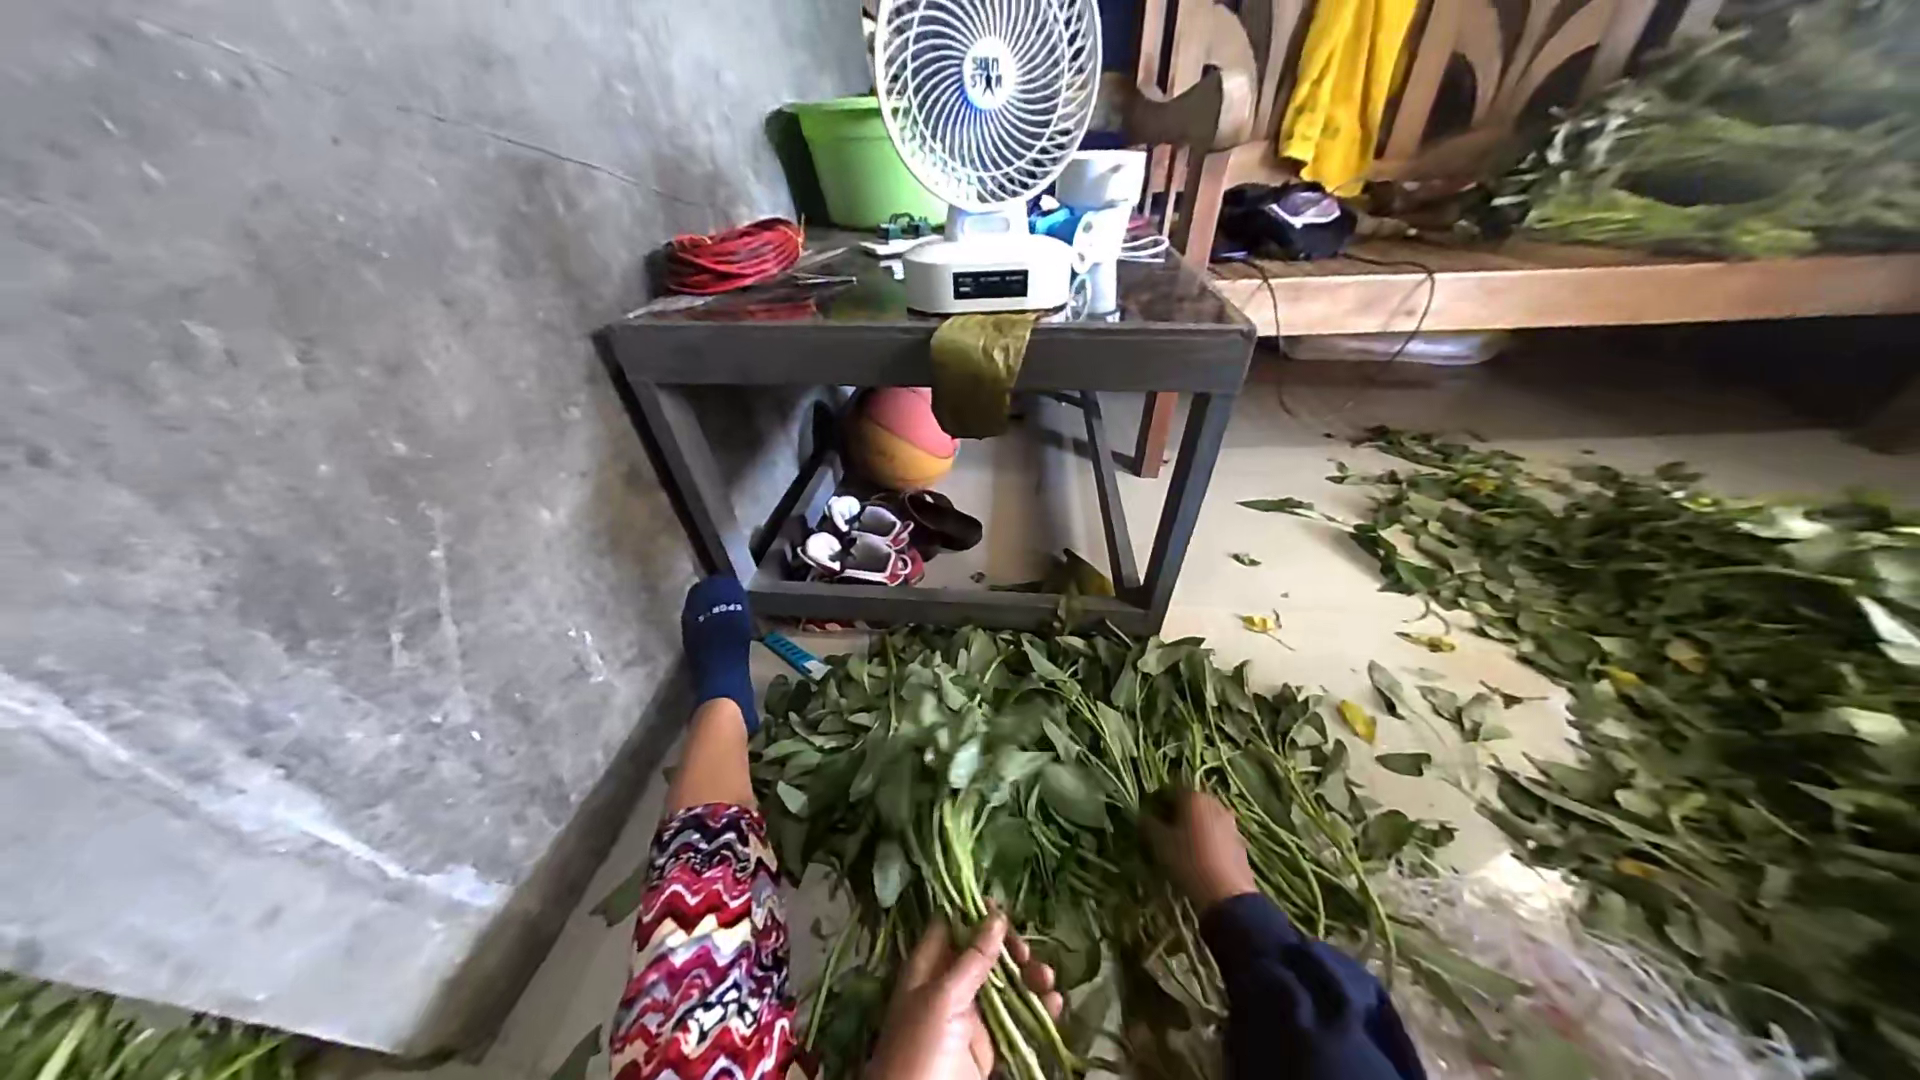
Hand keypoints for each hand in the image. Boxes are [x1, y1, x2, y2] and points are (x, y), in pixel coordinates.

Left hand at [866, 911, 1063, 1079]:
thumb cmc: (920, 1047)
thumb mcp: (943, 997)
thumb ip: (972, 958)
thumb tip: (995, 914)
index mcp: (929, 966)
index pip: (952, 924)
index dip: (976, 913)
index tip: (1004, 909)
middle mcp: (950, 985)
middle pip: (984, 953)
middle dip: (1010, 949)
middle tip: (1026, 955)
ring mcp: (971, 1017)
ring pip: (1005, 985)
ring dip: (1030, 979)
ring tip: (1047, 981)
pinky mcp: (989, 1047)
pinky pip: (1016, 1020)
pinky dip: (1037, 1010)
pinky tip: (1054, 1005)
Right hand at [1143, 789, 1258, 912]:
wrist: (1228, 894)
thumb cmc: (1188, 861)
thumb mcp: (1159, 842)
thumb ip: (1148, 824)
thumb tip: (1142, 816)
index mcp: (1194, 797)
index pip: (1170, 790)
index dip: (1156, 802)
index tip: (1149, 818)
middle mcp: (1215, 804)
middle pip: (1189, 804)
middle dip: (1175, 814)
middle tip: (1163, 832)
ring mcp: (1230, 824)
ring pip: (1204, 820)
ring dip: (1192, 828)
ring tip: (1181, 847)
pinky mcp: (1240, 843)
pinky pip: (1217, 835)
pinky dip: (1207, 841)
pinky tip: (1199, 859)